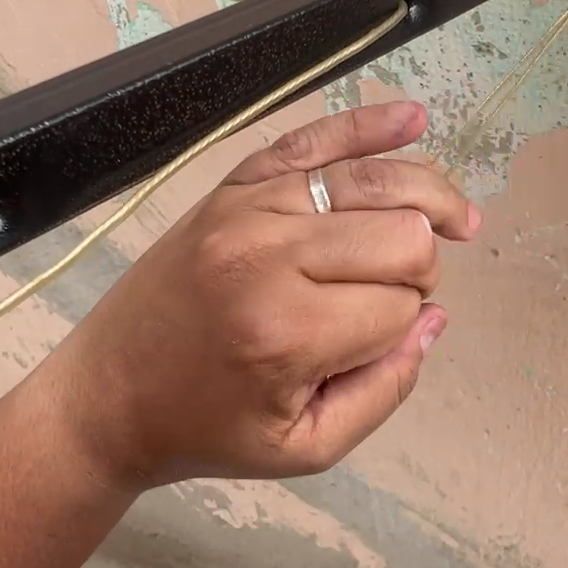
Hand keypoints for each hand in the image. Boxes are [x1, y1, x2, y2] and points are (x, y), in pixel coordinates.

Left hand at [39, 101, 479, 490]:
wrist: (108, 394)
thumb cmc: (208, 431)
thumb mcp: (306, 447)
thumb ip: (385, 391)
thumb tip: (433, 320)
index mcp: (288, 332)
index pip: (402, 305)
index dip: (405, 326)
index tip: (375, 344)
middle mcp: (271, 256)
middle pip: (403, 234)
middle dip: (420, 268)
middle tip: (393, 298)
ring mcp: (248, 208)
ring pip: (375, 181)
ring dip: (429, 199)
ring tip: (459, 221)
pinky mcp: (232, 186)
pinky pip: (312, 139)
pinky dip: (368, 126)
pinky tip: (414, 119)